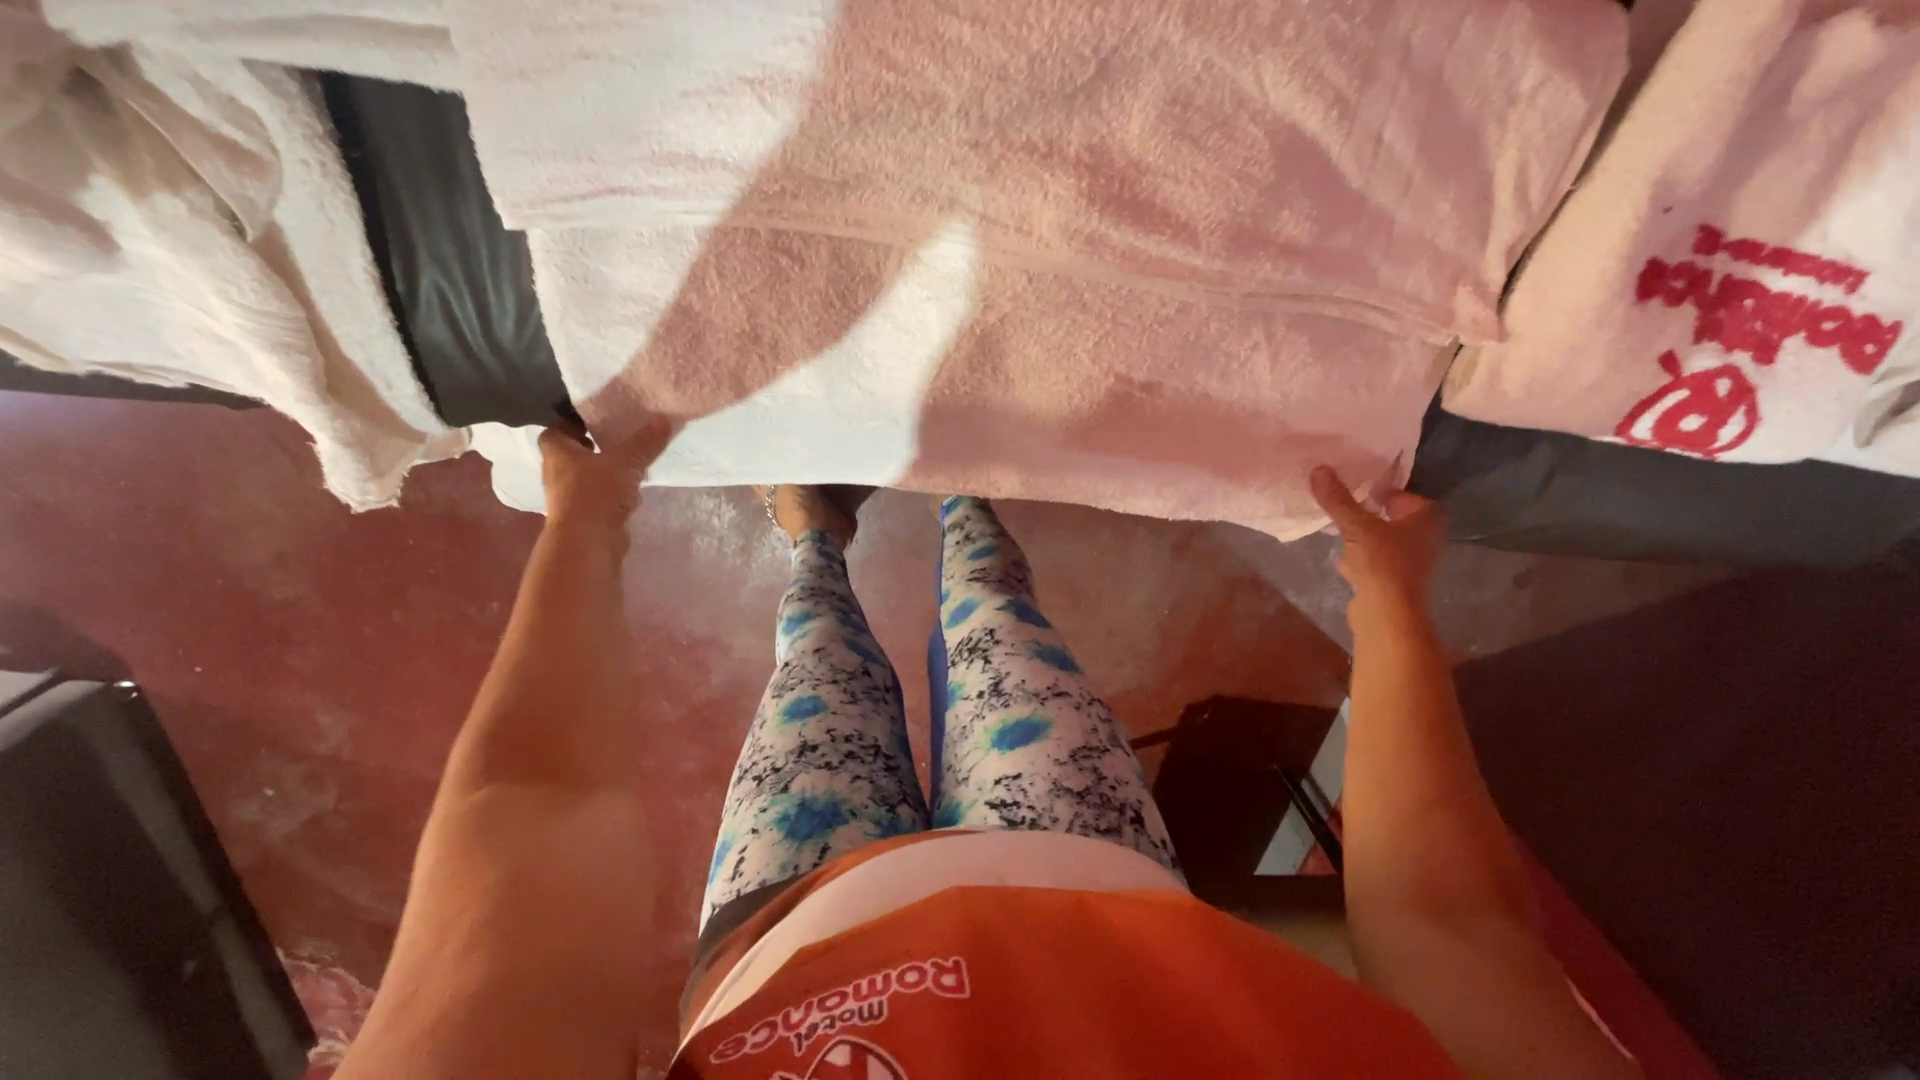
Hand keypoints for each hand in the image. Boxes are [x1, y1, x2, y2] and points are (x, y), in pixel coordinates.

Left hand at [539, 417, 676, 529]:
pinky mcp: (585, 515)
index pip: (558, 428)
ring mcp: (569, 496)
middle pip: (573, 452)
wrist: (588, 541)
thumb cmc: (595, 492)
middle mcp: (557, 472)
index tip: (597, 417)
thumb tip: (664, 419)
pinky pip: (599, 496)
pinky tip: (632, 490)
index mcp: (557, 451)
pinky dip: (613, 492)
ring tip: (630, 461)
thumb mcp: (625, 462)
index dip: (574, 421)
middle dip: (594, 445)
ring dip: (604, 470)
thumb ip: (644, 442)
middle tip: (618, 436)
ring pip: (587, 476)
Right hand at [1309, 465, 1442, 611]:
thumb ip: (1338, 500)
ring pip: (1387, 543)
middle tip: (1351, 506)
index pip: (1413, 500)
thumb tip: (1319, 469)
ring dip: (1367, 536)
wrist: (1387, 612)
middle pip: (1400, 521)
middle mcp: (1423, 541)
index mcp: (1424, 522)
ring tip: (1342, 529)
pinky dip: (1362, 558)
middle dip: (1376, 514)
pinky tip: (1343, 559)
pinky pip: (1377, 563)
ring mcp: (1410, 565)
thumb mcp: (1356, 526)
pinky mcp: (1393, 583)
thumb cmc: (1381, 563)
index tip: (1367, 491)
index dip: (1392, 493)